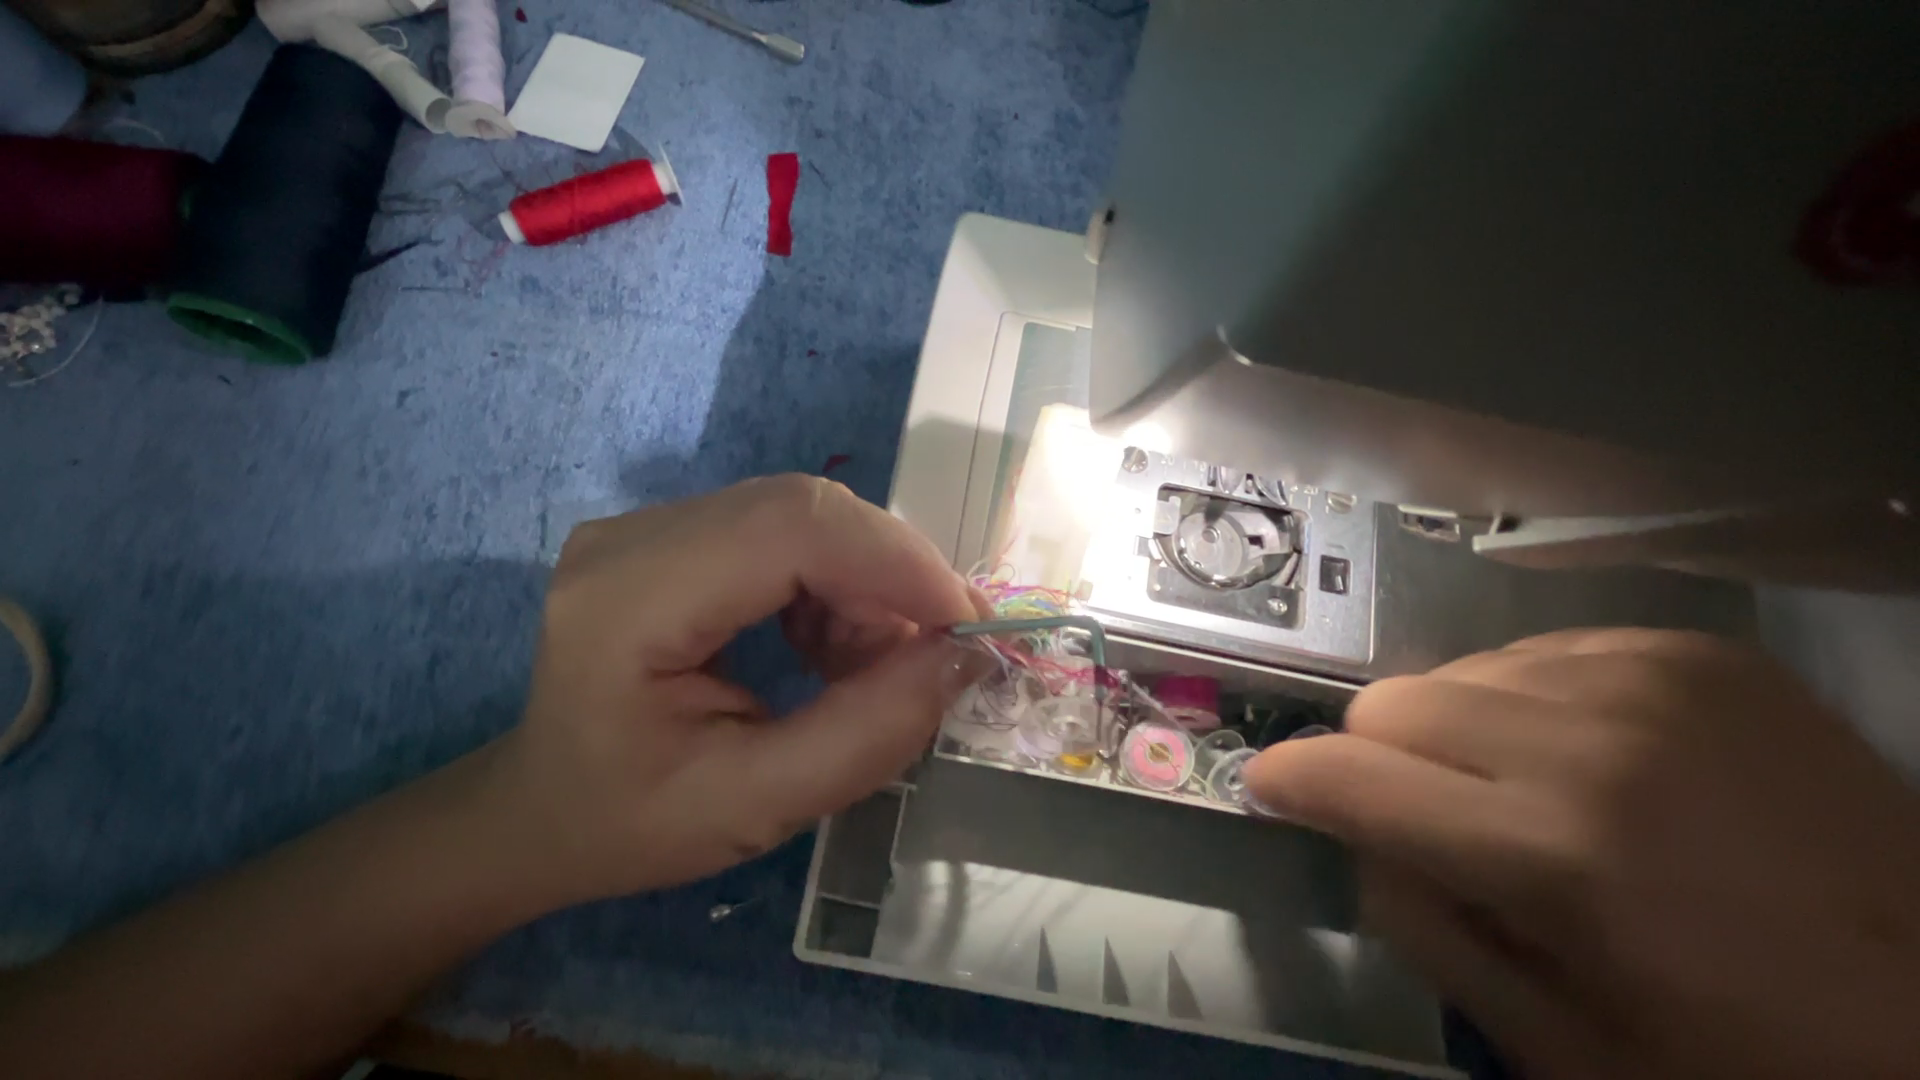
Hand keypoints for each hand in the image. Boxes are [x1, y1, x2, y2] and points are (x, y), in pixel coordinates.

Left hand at [485, 475, 990, 908]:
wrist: (544, 808)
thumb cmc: (632, 822)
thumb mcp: (755, 807)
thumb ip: (866, 734)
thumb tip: (962, 658)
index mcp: (629, 600)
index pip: (788, 530)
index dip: (895, 563)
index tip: (966, 627)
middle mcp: (634, 536)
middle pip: (804, 509)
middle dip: (892, 574)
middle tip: (937, 651)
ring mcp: (652, 524)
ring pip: (805, 515)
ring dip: (867, 583)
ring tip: (875, 664)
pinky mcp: (677, 534)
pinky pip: (788, 532)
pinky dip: (837, 584)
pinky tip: (832, 646)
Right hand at [1246, 629, 1919, 1079]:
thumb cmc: (1747, 1054)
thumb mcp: (1556, 1045)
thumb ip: (1418, 926)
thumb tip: (1350, 830)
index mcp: (1556, 852)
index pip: (1347, 776)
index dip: (1288, 781)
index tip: (1270, 789)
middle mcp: (1592, 739)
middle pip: (1387, 704)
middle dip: (1376, 762)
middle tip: (1424, 815)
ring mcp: (1647, 677)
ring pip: (1453, 671)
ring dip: (1455, 731)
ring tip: (1519, 788)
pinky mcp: (1691, 651)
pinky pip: (1533, 652)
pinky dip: (1526, 700)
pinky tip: (1586, 753)